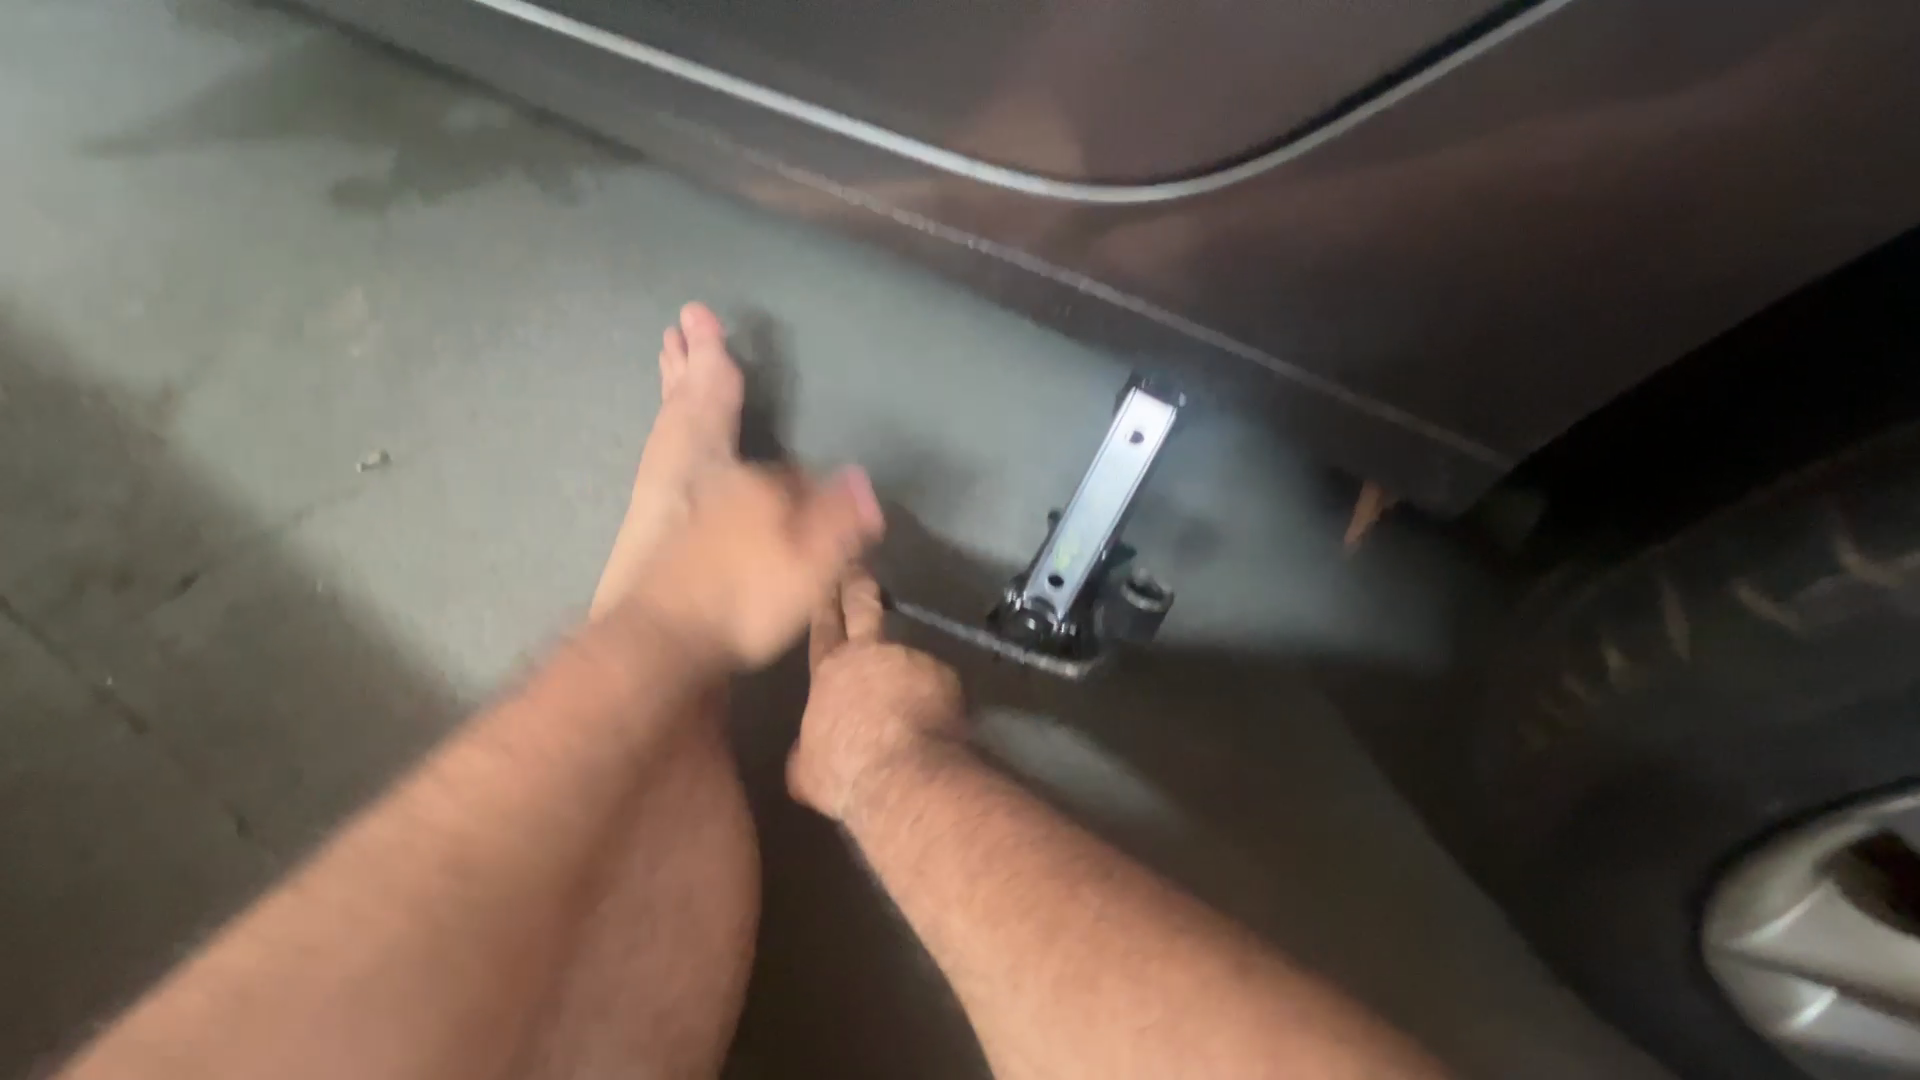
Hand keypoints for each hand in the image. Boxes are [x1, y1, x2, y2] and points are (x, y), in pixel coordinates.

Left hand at [632, 463, 884, 668]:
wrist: (661, 637)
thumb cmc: (749, 600)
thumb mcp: (815, 564)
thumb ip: (843, 519)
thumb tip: (864, 478)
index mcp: (762, 482)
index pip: (812, 477)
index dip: (831, 508)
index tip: (840, 539)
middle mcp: (725, 486)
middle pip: (776, 491)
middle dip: (797, 514)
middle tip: (813, 556)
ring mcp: (695, 515)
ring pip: (746, 514)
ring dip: (766, 533)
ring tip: (781, 573)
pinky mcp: (674, 547)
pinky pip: (721, 537)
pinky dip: (737, 552)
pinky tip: (743, 584)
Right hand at [789, 571, 967, 821]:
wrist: (907, 776)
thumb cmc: (846, 771)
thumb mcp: (805, 769)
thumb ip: (805, 749)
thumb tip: (805, 750)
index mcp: (831, 671)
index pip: (824, 627)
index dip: (825, 603)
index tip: (828, 580)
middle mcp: (872, 653)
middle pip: (864, 607)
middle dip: (859, 585)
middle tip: (861, 570)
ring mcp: (913, 660)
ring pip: (908, 658)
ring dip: (907, 674)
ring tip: (910, 707)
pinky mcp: (947, 677)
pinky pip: (937, 685)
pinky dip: (934, 699)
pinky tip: (933, 724)